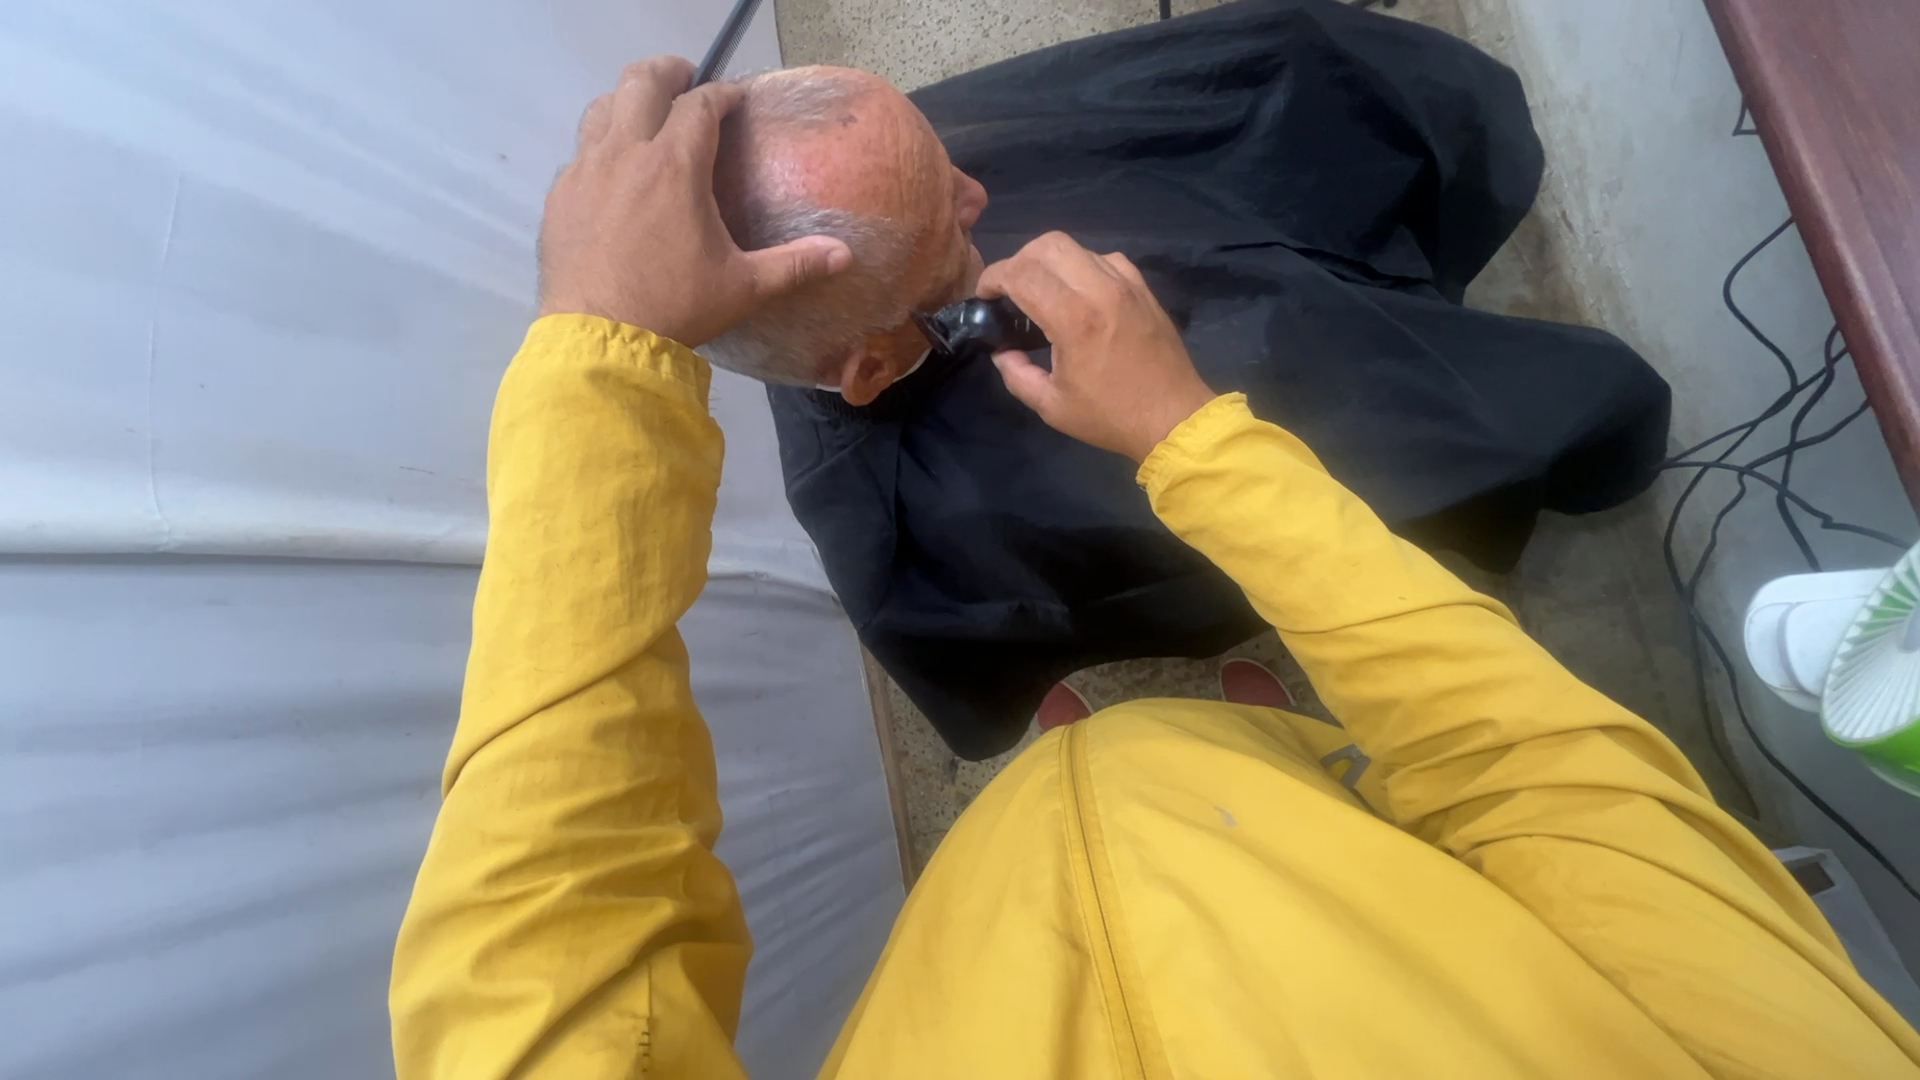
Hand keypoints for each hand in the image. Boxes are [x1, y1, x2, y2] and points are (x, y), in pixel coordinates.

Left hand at [537, 56, 852, 345]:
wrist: (603, 336)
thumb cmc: (678, 307)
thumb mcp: (744, 287)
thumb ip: (794, 265)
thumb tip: (845, 255)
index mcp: (675, 167)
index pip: (700, 107)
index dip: (722, 95)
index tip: (736, 97)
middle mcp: (626, 153)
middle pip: (642, 82)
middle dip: (669, 72)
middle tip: (687, 79)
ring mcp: (586, 170)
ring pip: (603, 108)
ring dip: (628, 99)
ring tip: (646, 113)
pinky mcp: (561, 194)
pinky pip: (582, 152)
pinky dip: (602, 146)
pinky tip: (615, 173)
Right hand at [978, 232, 1216, 461]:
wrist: (1173, 417)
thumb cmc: (1110, 417)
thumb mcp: (1051, 405)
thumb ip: (1016, 374)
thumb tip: (1001, 351)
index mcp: (1075, 319)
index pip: (1022, 273)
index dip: (993, 278)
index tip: (984, 296)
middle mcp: (1101, 290)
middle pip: (1048, 244)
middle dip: (1018, 261)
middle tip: (1009, 290)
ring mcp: (1127, 284)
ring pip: (1077, 247)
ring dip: (1050, 262)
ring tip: (1042, 292)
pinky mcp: (1143, 288)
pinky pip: (1105, 259)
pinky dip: (1082, 267)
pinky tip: (1078, 295)